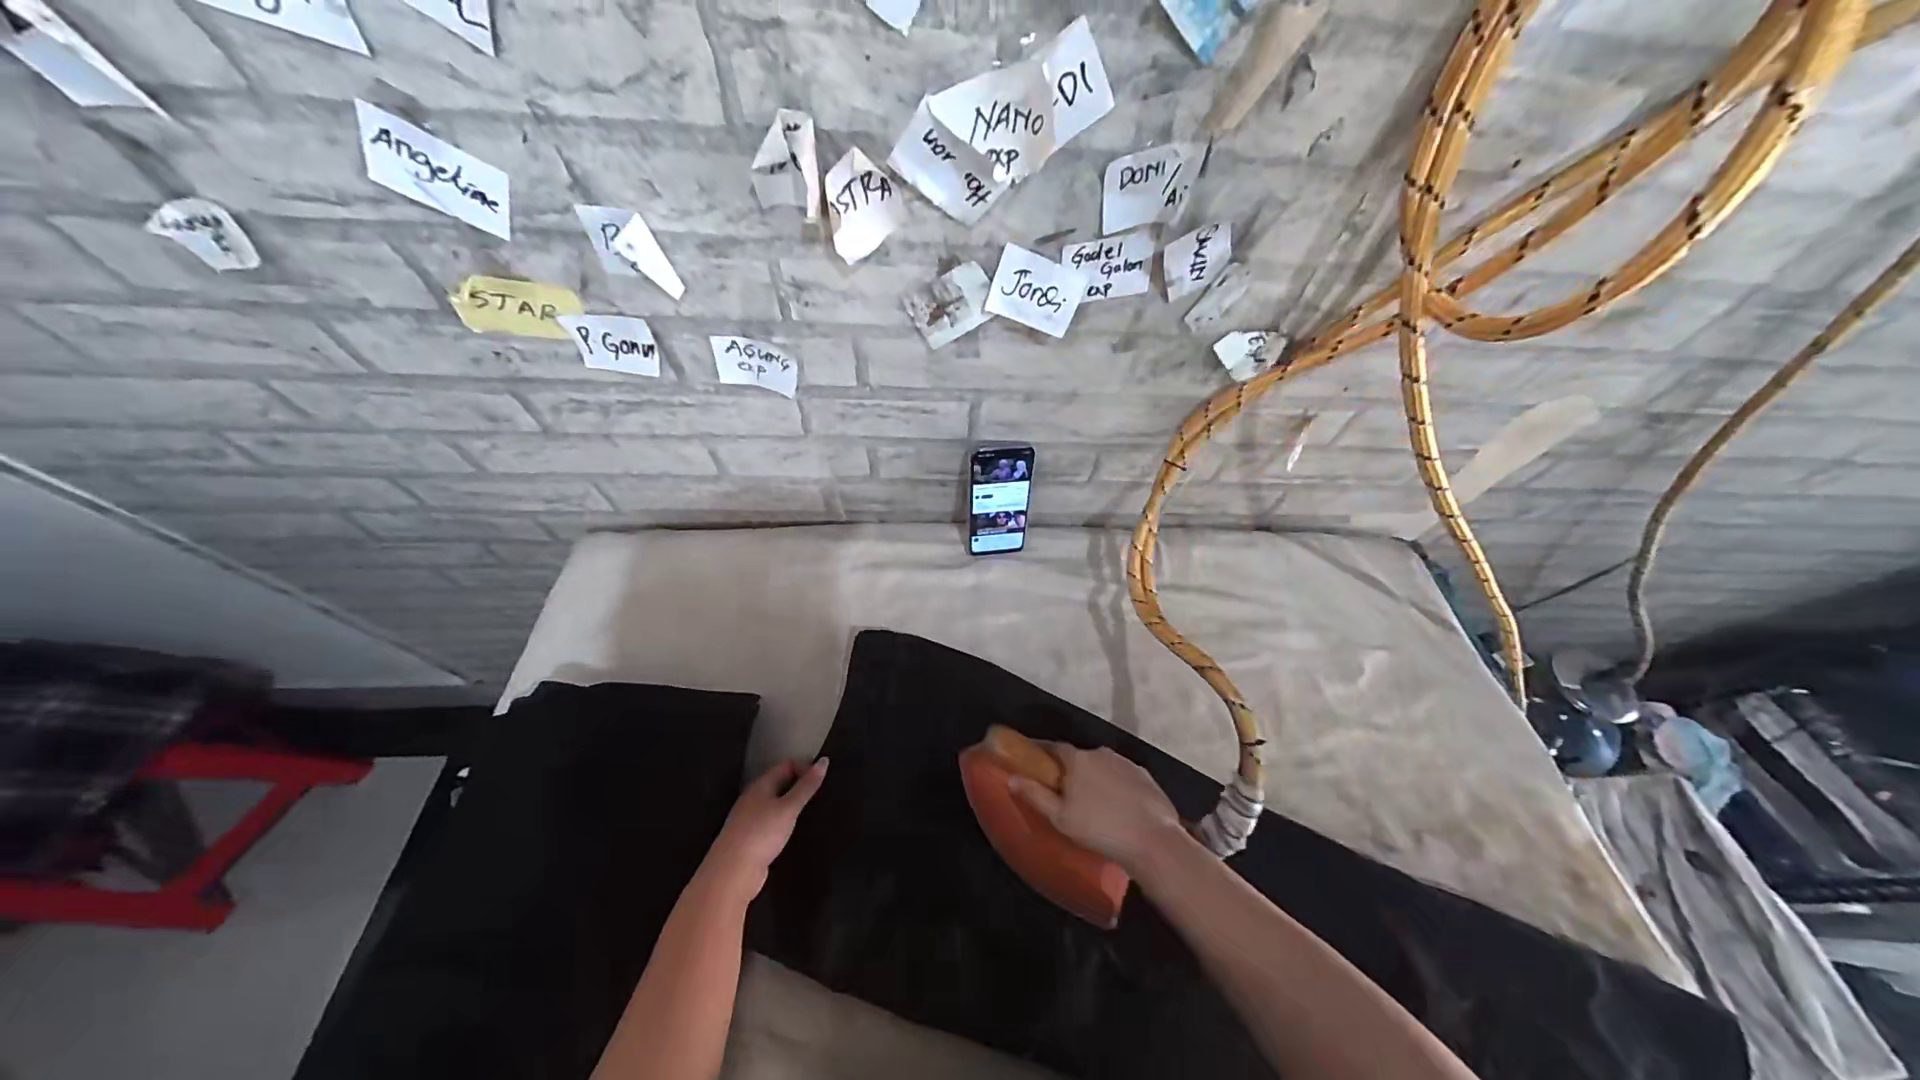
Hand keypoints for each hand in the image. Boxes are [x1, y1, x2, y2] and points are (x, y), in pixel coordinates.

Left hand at [703, 758, 827, 900]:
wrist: (732, 872)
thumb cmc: (762, 833)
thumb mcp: (788, 808)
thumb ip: (806, 786)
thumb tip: (824, 760)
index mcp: (760, 785)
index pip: (786, 765)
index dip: (805, 767)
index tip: (823, 779)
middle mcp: (752, 798)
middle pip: (779, 782)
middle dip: (799, 785)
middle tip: (821, 793)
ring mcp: (749, 818)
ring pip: (775, 803)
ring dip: (792, 804)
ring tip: (811, 810)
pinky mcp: (750, 837)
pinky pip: (771, 820)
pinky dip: (784, 820)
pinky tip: (793, 829)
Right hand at [1007, 743, 1185, 871]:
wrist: (1152, 840)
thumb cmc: (1099, 829)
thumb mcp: (1060, 818)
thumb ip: (1035, 795)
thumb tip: (1011, 778)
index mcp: (1077, 759)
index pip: (1053, 747)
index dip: (1043, 753)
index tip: (1035, 762)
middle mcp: (1101, 753)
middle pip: (1079, 757)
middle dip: (1071, 770)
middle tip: (1066, 793)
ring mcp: (1126, 763)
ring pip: (1103, 766)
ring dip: (1095, 778)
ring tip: (1094, 804)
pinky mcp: (1146, 776)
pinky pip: (1123, 777)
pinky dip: (1117, 787)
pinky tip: (1119, 808)